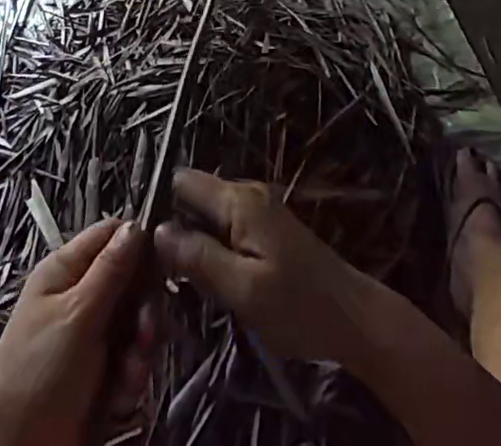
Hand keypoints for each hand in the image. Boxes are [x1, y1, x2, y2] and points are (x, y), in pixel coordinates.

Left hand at [0, 219, 155, 445]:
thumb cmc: (39, 372)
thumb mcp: (77, 315)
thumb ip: (111, 270)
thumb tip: (136, 224)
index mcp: (66, 270)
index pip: (111, 234)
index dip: (140, 243)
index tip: (163, 264)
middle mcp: (81, 294)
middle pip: (133, 280)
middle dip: (145, 310)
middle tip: (142, 336)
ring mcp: (92, 333)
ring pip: (137, 322)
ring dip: (140, 350)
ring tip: (128, 377)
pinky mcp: (101, 369)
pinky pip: (132, 357)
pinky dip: (131, 377)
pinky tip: (119, 398)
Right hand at [153, 169, 380, 363]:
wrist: (355, 319)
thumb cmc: (298, 307)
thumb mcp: (241, 289)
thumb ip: (198, 257)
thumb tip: (157, 232)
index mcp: (239, 200)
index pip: (182, 181)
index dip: (159, 208)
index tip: (145, 246)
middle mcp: (247, 193)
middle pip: (193, 197)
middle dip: (174, 228)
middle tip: (160, 272)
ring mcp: (259, 209)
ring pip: (207, 214)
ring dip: (193, 242)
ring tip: (179, 281)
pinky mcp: (266, 228)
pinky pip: (225, 227)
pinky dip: (212, 248)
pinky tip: (210, 279)